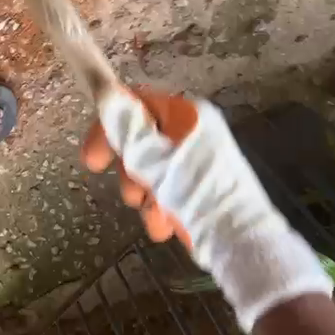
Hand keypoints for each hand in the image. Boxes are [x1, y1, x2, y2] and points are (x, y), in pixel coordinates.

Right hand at [83, 90, 333, 331]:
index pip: (134, 104)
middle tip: (131, 195)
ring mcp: (198, 161)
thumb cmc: (194, 193)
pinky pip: (167, 189)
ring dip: (144, 195)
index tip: (92, 161)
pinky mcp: (201, 188)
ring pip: (150, 168)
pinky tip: (165, 227)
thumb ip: (125, 127)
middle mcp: (192, 132)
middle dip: (129, 172)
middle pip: (140, 139)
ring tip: (154, 217)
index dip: (108, 129)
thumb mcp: (153, 157)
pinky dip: (160, 207)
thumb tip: (103, 91)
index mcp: (185, 114)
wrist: (241, 243)